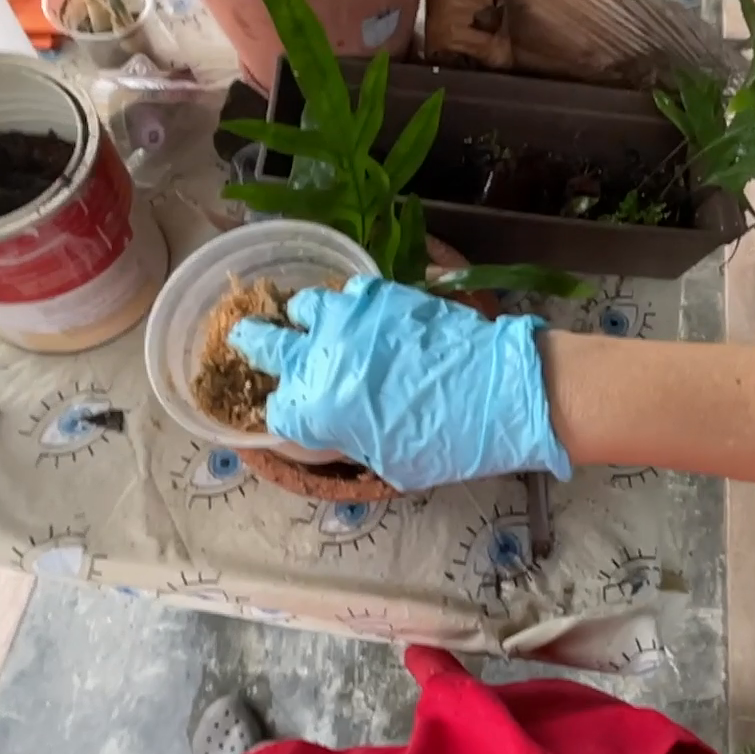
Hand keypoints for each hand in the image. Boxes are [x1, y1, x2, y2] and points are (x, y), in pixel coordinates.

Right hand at [226, 276, 571, 490]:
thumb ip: (349, 439)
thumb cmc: (448, 442)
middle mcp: (321, 359)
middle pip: (262, 343)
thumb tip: (339, 425)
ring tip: (322, 324)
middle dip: (256, 344)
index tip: (298, 411)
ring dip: (308, 317)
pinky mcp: (383, 293)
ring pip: (303, 304)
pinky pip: (350, 290)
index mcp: (318, 410)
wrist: (500, 392)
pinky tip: (366, 315)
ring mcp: (350, 319)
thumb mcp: (389, 462)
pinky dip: (351, 303)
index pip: (275, 408)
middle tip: (254, 341)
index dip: (286, 411)